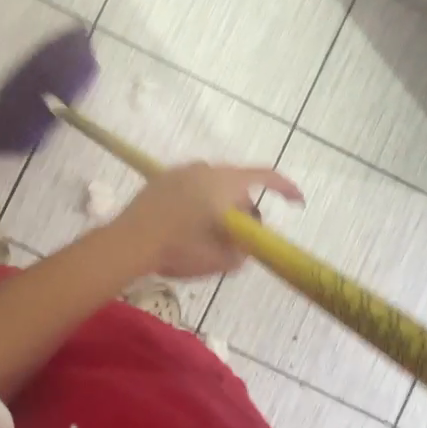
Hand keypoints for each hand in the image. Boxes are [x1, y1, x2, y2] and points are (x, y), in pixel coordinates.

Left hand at [105, 163, 302, 279]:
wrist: (129, 241)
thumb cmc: (180, 248)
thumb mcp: (224, 258)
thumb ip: (245, 247)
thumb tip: (246, 241)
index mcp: (224, 182)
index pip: (265, 176)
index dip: (285, 188)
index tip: (297, 201)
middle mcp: (203, 168)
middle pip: (236, 183)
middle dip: (244, 207)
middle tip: (242, 234)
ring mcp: (179, 171)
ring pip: (212, 186)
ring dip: (219, 205)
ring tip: (212, 234)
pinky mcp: (160, 180)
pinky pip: (190, 188)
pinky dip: (198, 203)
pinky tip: (188, 227)